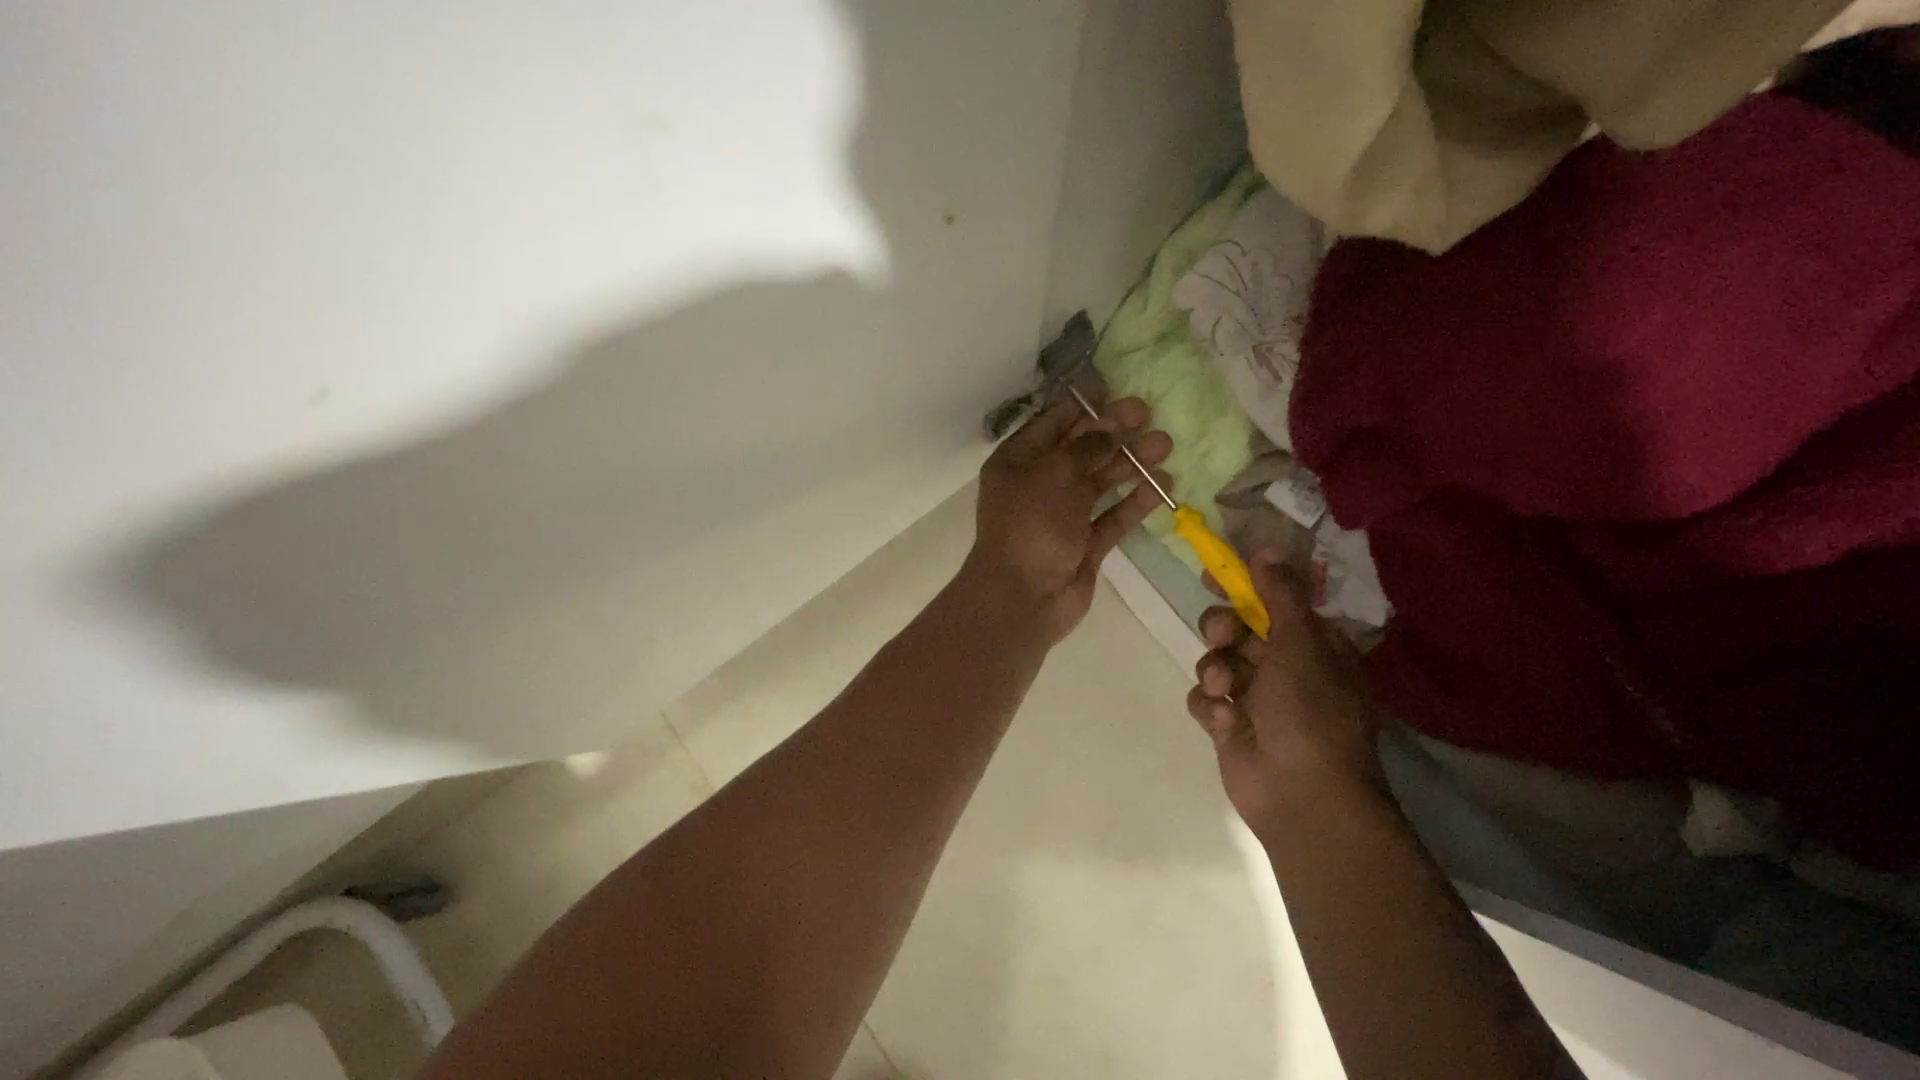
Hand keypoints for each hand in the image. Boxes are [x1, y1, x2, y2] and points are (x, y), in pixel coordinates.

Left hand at [963, 394, 1170, 643]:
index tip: (1113, 390)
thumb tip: (1111, 427)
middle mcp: (1038, 485)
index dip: (1081, 407)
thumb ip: (1086, 447)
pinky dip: (1135, 500)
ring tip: (1165, 444)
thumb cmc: (1031, 524)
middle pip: (1080, 451)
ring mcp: (1063, 517)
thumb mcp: (1054, 473)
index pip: (1050, 424)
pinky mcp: (1085, 544)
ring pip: (1100, 482)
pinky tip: (1162, 483)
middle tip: (1147, 412)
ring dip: (1130, 462)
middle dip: (1113, 431)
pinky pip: (1113, 516)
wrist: (1023, 597)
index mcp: (1017, 462)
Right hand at [1186, 557, 1384, 831]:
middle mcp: (1284, 667)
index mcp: (1312, 644)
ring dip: (1214, 670)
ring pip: (1215, 662)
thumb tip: (1267, 549)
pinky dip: (1211, 706)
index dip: (1244, 585)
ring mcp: (1255, 698)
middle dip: (1221, 628)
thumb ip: (1280, 594)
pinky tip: (1225, 723)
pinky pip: (1205, 698)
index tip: (1212, 574)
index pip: (1273, 600)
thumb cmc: (1310, 711)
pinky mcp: (1229, 725)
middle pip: (1236, 628)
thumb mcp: (1301, 643)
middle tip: (1221, 636)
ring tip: (1225, 691)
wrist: (1302, 794)